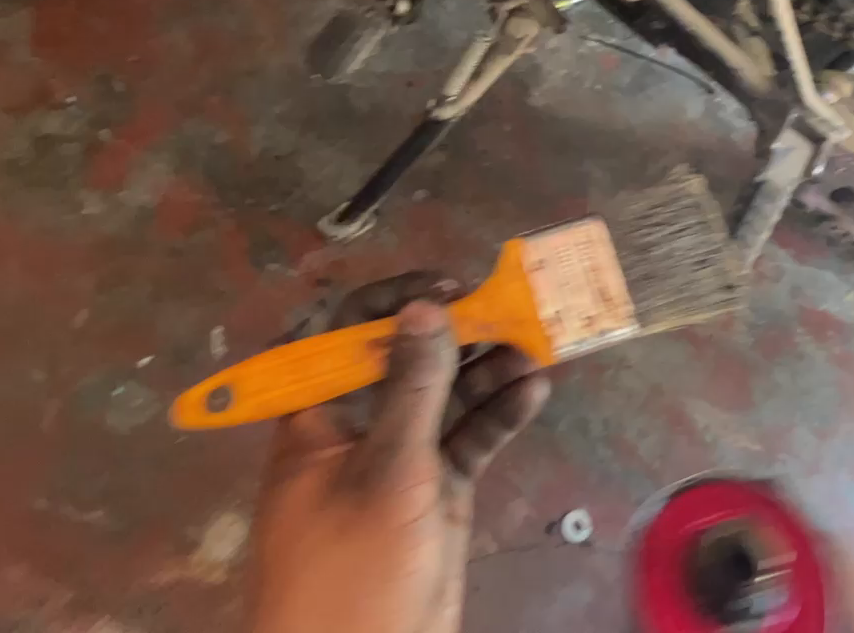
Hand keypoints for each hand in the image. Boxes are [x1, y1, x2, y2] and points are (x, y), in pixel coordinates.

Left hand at [247, 274, 550, 632]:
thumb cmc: (354, 565)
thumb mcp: (386, 471)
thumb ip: (412, 387)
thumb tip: (426, 307)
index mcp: (319, 414)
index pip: (348, 332)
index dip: (395, 302)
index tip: (447, 289)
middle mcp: (359, 426)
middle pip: (408, 361)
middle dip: (456, 335)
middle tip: (507, 311)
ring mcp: (401, 458)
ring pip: (445, 397)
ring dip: (487, 372)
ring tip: (534, 350)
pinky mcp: (436, 490)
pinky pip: (467, 438)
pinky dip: (498, 415)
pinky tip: (532, 392)